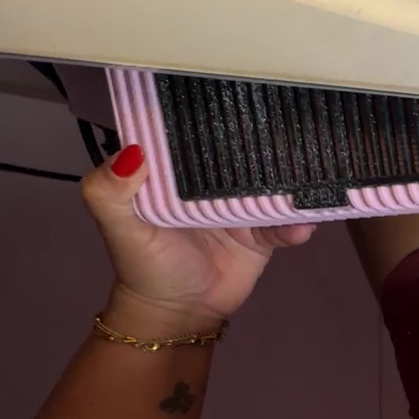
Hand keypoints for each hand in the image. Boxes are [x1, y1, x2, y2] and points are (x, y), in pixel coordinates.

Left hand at [82, 145, 314, 335]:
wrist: (182, 312)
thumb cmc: (147, 267)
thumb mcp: (121, 228)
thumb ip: (111, 192)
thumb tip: (133, 152)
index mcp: (173, 179)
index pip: (191, 143)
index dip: (208, 124)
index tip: (232, 106)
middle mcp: (208, 190)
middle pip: (238, 164)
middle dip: (262, 155)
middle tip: (288, 141)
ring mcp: (239, 212)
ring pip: (267, 193)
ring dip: (287, 192)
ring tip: (306, 187)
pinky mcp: (262, 236)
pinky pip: (282, 225)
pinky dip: (295, 225)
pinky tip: (303, 225)